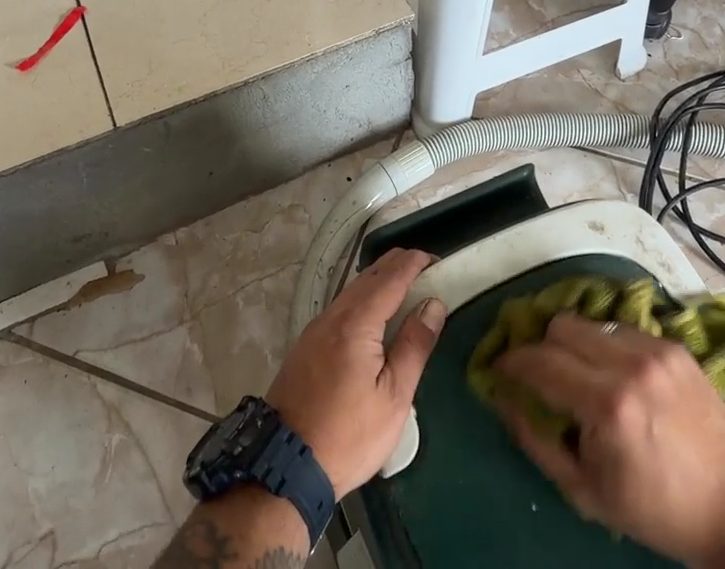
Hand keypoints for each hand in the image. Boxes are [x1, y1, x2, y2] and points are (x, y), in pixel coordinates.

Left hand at [265, 247, 446, 498]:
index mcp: (355, 324)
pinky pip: (340, 308)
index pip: (390, 278)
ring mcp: (314, 331)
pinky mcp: (306, 347)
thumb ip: (414, 345)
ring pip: (351, 291)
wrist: (286, 465)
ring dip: (379, 282)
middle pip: (367, 277)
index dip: (414, 264)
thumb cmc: (349, 435)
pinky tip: (375, 314)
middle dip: (397, 266)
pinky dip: (363, 299)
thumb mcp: (394, 396)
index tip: (438, 259)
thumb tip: (433, 304)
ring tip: (407, 287)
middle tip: (427, 270)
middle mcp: (331, 317)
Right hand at [495, 313, 724, 563]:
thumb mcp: (584, 490)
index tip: (500, 371)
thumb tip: (503, 398)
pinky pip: (622, 330)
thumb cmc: (656, 509)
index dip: (510, 362)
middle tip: (540, 375)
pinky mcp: (676, 348)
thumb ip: (535, 439)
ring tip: (581, 376)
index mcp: (606, 404)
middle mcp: (630, 365)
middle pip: (560, 325)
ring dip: (575, 344)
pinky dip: (607, 347)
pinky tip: (616, 376)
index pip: (538, 360)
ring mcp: (657, 350)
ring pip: (590, 322)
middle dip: (541, 347)